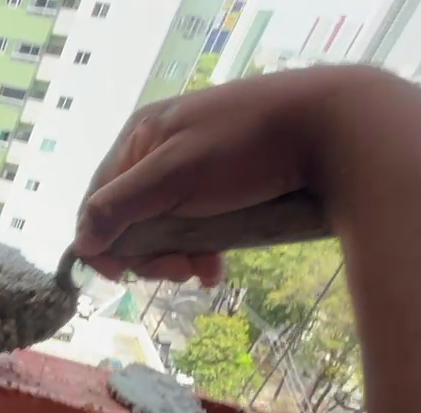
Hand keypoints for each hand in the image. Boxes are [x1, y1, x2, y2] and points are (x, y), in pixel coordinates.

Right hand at [73, 68, 350, 284]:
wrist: (340, 127)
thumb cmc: (247, 147)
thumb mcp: (170, 175)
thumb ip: (116, 207)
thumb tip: (80, 246)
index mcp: (139, 137)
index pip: (97, 203)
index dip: (100, 244)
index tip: (119, 276)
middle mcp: (158, 152)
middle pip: (128, 221)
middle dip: (148, 255)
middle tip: (176, 272)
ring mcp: (190, 169)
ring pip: (160, 230)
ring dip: (174, 258)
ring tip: (199, 270)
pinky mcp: (220, 187)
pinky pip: (191, 227)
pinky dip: (198, 252)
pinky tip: (214, 268)